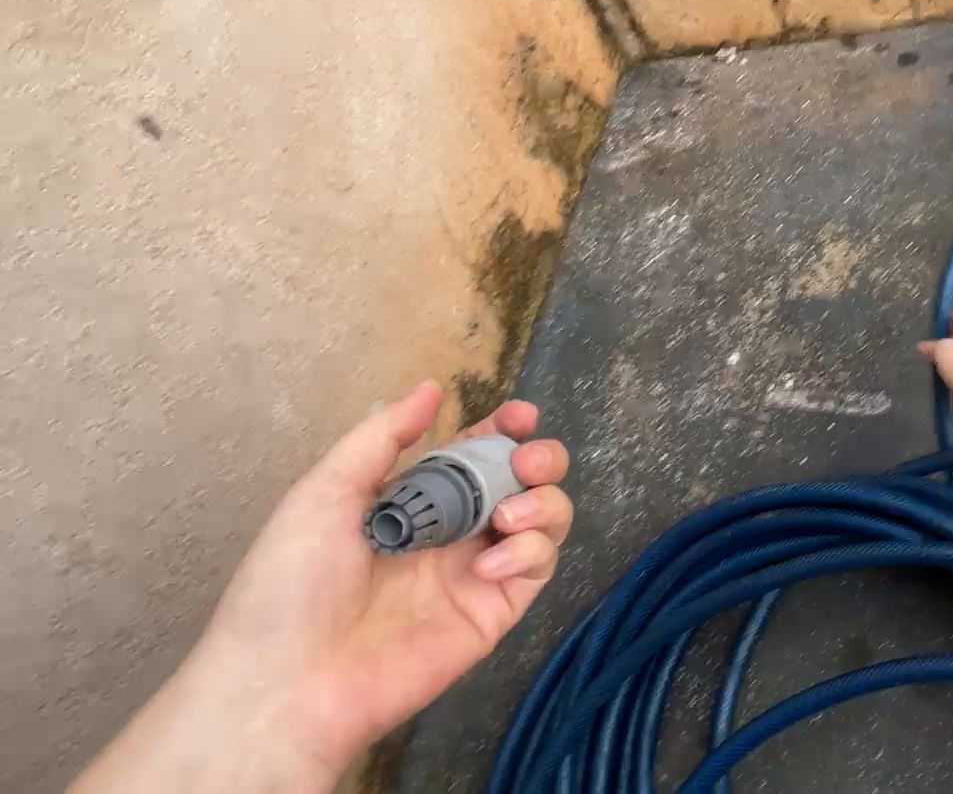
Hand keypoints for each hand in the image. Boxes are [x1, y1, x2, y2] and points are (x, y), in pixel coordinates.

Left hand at [70, 382, 571, 792]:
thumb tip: (431, 386)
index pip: (480, 452)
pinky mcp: (500, 604)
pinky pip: (541, 562)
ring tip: (506, 514)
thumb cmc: (289, 586)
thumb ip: (382, 438)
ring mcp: (484, 566)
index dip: (506, 428)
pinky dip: (528, 550)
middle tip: (526, 462)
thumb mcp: (323, 495)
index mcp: (422, 498)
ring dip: (542, 501)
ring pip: (549, 514)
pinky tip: (487, 564)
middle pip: (529, 477)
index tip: (519, 416)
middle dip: (541, 457)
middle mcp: (461, 526)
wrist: (285, 684)